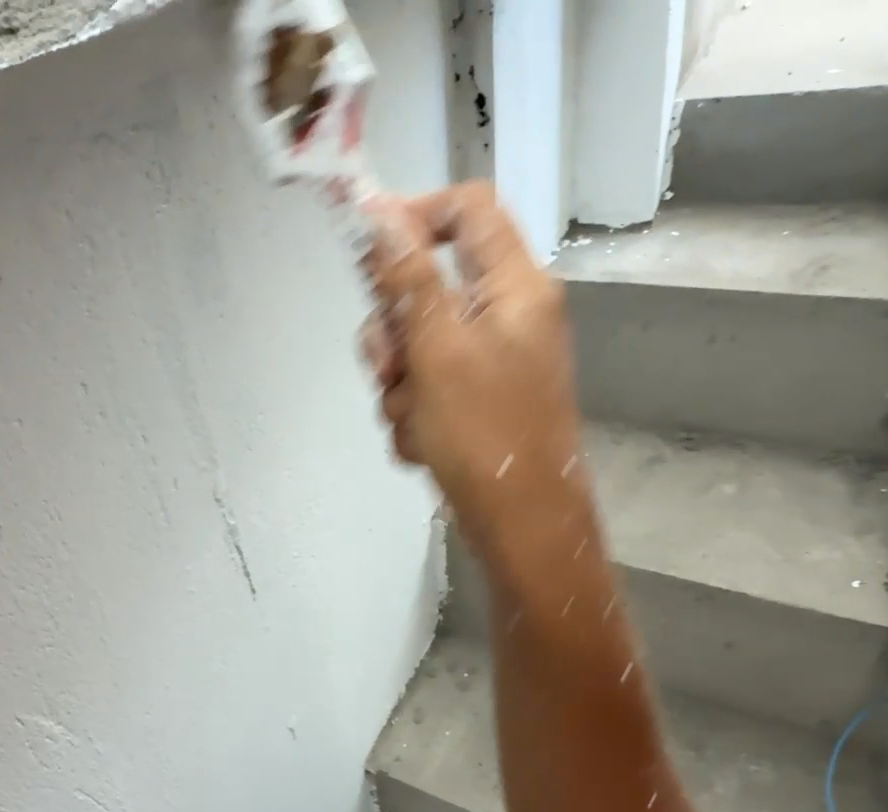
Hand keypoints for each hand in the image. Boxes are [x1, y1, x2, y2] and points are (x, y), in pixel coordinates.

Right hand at [360, 182, 583, 545]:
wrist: (522, 526)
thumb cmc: (486, 433)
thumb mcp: (438, 349)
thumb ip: (408, 278)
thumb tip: (381, 213)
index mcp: (515, 287)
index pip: (467, 209)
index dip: (414, 216)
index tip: (365, 251)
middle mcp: (507, 315)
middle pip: (429, 283)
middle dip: (394, 328)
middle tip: (387, 366)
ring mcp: (493, 361)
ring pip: (418, 342)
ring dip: (400, 383)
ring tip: (414, 422)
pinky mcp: (478, 401)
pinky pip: (427, 387)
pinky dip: (416, 414)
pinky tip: (424, 446)